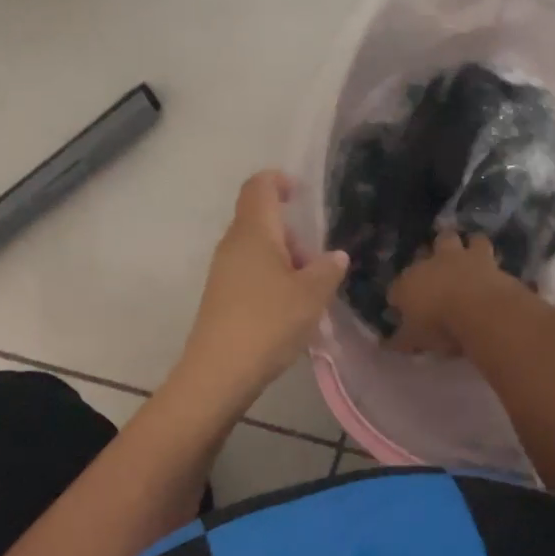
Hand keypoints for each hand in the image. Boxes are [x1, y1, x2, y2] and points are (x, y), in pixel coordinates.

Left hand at [173, 170, 348, 404]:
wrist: (220, 373)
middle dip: (294, 239)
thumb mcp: (311, 295)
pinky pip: (251, 281)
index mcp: (252, 231)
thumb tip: (334, 256)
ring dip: (287, 269)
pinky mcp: (220, 302)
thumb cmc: (268, 323)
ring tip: (310, 300)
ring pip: (259, 256)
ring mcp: (222, 275)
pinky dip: (273, 289)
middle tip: (318, 269)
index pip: (260, 186)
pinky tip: (291, 319)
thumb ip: (328, 270)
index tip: (302, 197)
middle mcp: (232, 246)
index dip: (280, 182)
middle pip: (263, 224)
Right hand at [386, 229, 511, 356]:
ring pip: (453, 238)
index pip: (395, 290)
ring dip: (454, 246)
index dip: (397, 299)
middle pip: (423, 252)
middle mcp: (430, 264)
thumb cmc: (439, 326)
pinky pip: (487, 251)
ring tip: (463, 255)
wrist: (480, 311)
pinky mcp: (487, 259)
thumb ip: (400, 340)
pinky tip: (491, 266)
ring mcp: (458, 258)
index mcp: (407, 284)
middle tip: (432, 272)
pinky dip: (488, 258)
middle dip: (425, 260)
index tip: (401, 310)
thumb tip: (388, 344)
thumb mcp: (415, 341)